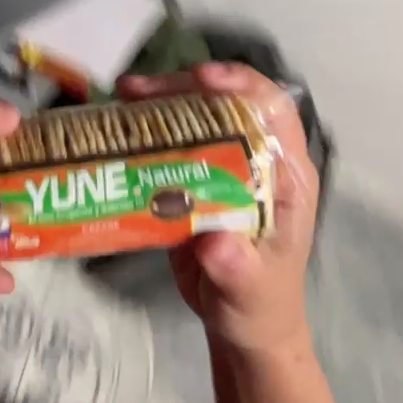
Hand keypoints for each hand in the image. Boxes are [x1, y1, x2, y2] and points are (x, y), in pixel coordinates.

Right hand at [116, 62, 319, 356]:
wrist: (238, 322)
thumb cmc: (258, 305)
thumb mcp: (252, 291)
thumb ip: (238, 269)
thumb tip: (216, 245)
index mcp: (285, 175)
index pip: (273, 110)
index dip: (240, 85)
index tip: (202, 80)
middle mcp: (255, 157)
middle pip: (223, 101)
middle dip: (181, 87)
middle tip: (137, 91)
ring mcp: (223, 161)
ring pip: (194, 110)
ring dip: (157, 98)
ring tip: (122, 95)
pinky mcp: (192, 172)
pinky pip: (169, 134)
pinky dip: (143, 122)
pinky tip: (117, 120)